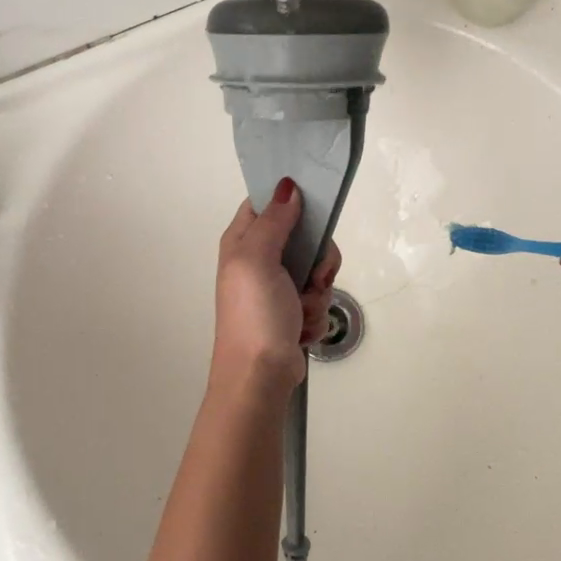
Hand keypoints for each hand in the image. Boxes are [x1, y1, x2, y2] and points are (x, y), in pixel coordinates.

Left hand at [212, 178, 342, 401]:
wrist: (258, 376)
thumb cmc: (253, 313)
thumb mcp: (258, 258)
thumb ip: (274, 220)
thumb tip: (287, 185)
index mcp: (242, 242)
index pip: (268, 204)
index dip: (291, 203)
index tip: (314, 210)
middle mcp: (259, 261)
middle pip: (305, 237)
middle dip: (317, 260)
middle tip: (313, 276)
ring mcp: (278, 288)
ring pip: (317, 271)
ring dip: (317, 294)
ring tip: (301, 311)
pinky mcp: (293, 313)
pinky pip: (318, 299)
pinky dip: (314, 315)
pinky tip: (301, 330)